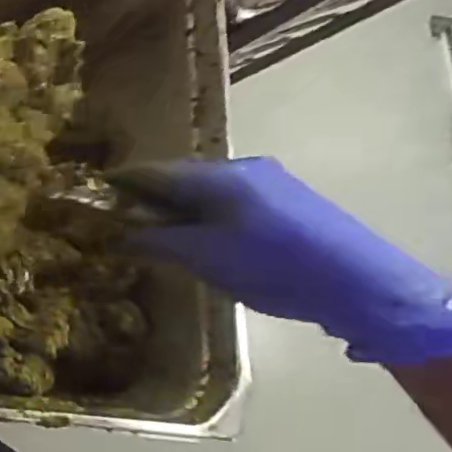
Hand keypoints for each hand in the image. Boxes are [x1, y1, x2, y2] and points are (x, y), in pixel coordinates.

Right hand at [131, 158, 451, 364]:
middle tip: (118, 224)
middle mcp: (242, 169)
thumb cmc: (272, 265)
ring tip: (153, 236)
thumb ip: (155, 241)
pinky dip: (201, 217)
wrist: (359, 283)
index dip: (120, 184)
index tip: (92, 198)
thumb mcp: (203, 257)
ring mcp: (267, 183)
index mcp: (219, 176)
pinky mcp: (283, 202)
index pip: (154, 172)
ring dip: (175, 210)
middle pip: (179, 179)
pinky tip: (197, 240)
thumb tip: (115, 235)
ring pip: (204, 191)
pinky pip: (227, 202)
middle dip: (146, 199)